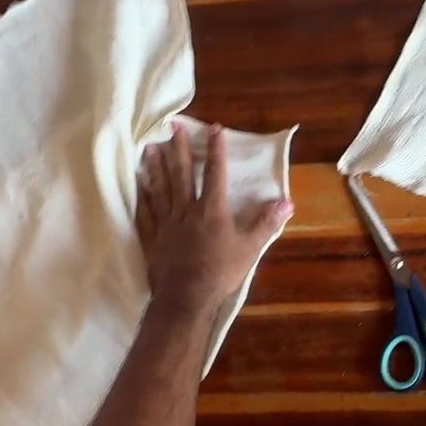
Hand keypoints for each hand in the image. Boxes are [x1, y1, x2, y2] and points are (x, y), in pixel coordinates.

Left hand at [137, 122, 293, 322]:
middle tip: (172, 127)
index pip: (215, 174)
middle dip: (180, 149)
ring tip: (150, 147)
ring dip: (156, 167)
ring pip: (160, 189)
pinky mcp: (153, 239)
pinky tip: (139, 186)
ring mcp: (167, 224)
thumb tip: (287, 203)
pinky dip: (143, 198)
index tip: (215, 129)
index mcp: (212, 210)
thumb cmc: (221, 272)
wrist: (186, 297)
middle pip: (182, 174)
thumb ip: (266, 223)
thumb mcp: (250, 248)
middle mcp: (187, 210)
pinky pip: (146, 213)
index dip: (216, 151)